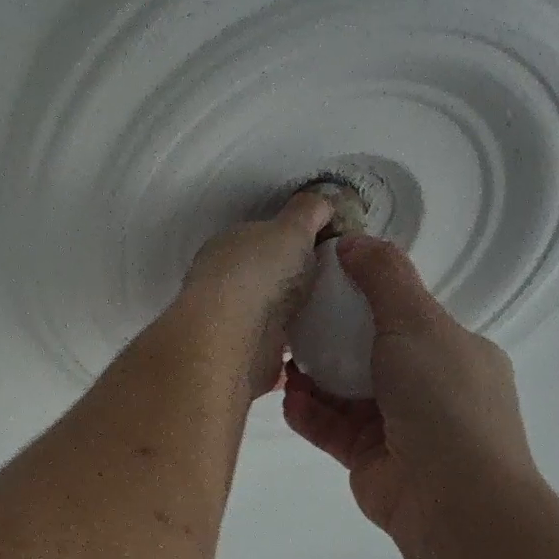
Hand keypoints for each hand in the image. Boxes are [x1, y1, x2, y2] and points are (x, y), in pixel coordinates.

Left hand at [180, 193, 334, 395]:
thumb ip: (308, 212)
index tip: (327, 249)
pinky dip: (291, 348)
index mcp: (227, 245)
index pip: (261, 237)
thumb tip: (322, 200)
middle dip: (295, 280)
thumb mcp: (292, 227)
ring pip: (267, 314)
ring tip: (333, 316)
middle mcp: (222, 282)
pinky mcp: (241, 358)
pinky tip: (317, 347)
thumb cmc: (260, 272)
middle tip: (337, 284)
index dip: (293, 240)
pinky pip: (273, 348)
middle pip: (265, 276)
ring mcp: (229, 322)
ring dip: (292, 316)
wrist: (233, 339)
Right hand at [282, 235, 539, 536]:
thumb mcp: (417, 322)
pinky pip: (331, 427)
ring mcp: (399, 427)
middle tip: (291, 322)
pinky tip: (286, 399)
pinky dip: (308, 412)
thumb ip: (384, 278)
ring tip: (280, 361)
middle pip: (370, 353)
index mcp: (454, 351)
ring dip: (312, 377)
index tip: (323, 283)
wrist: (452, 497)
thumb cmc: (442, 399)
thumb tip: (353, 239)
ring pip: (345, 392)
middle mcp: (429, 388)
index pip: (406, 315)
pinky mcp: (369, 459)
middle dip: (330, 338)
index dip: (365, 297)